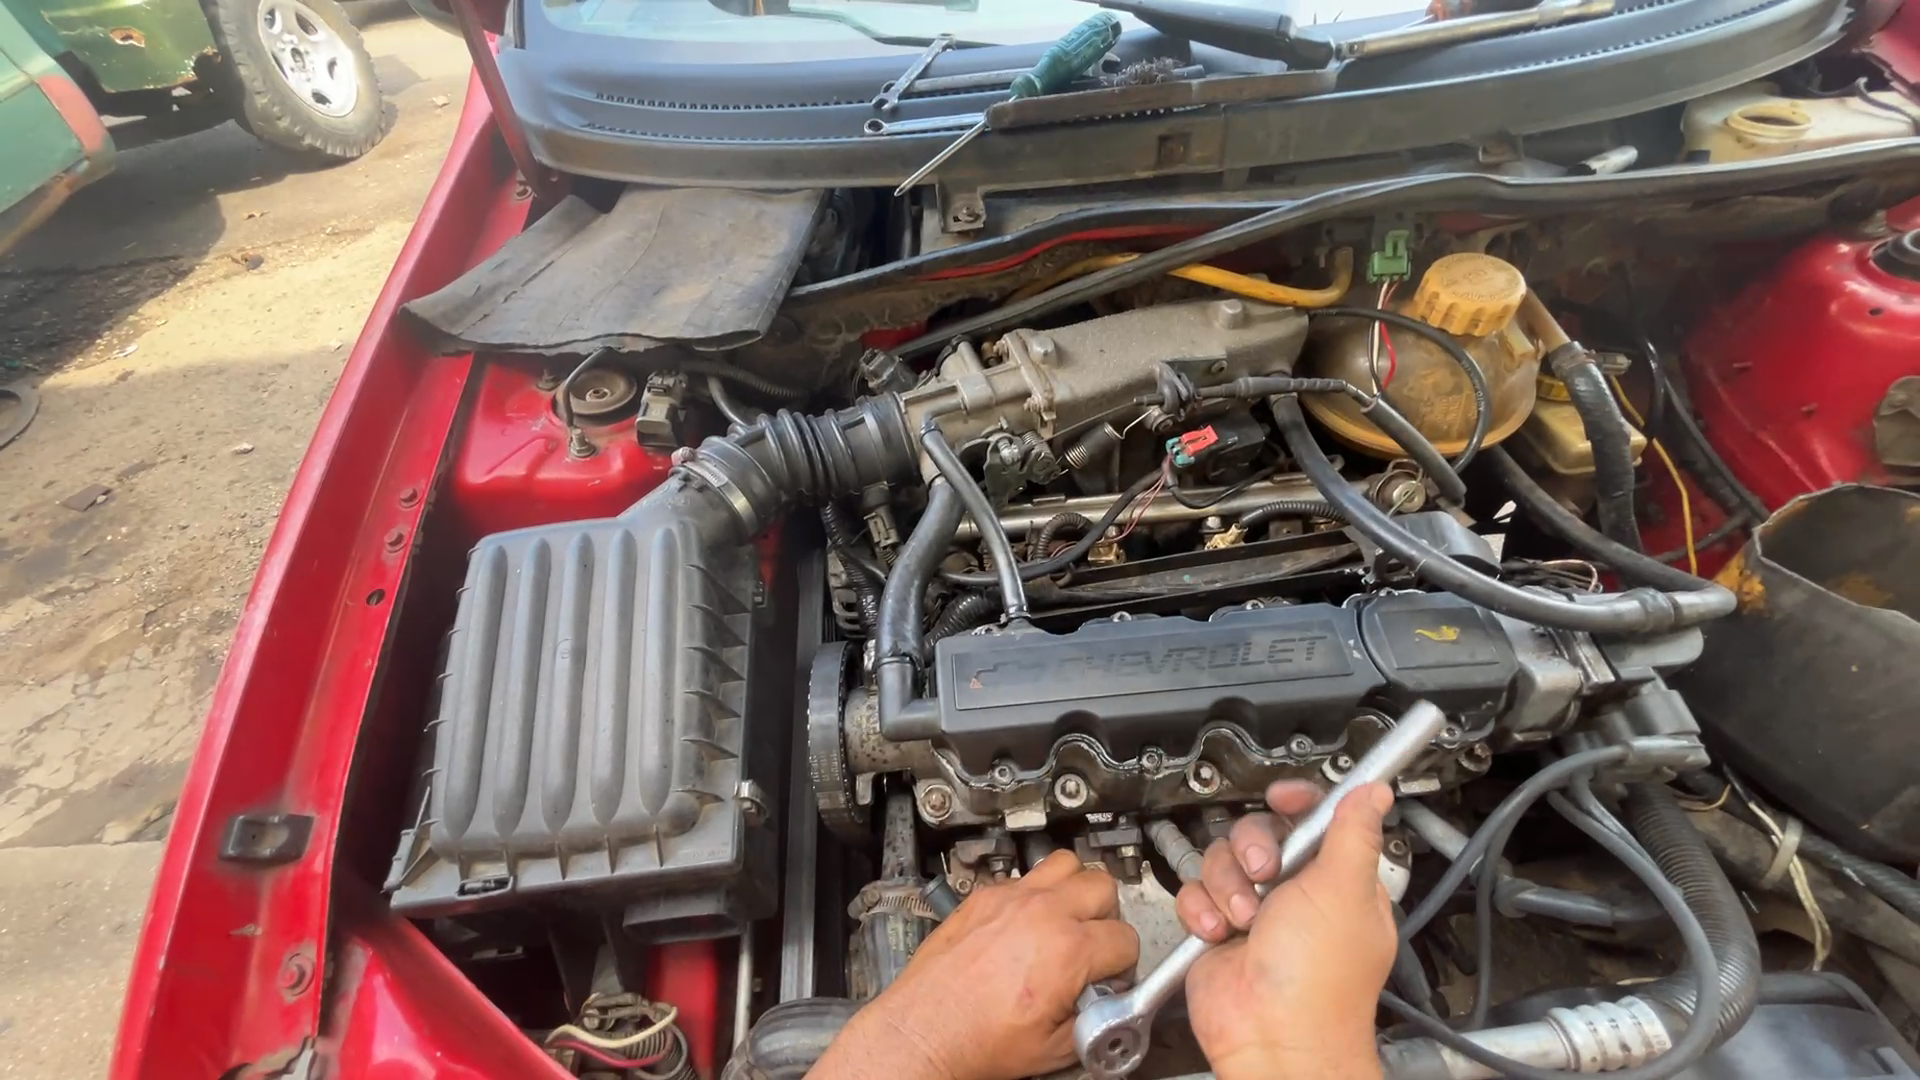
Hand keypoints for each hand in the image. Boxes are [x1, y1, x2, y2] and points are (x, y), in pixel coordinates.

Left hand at [813, 850, 1139, 1079]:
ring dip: (1075, 887)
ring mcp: (1012, 896)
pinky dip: (1035, 892)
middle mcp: (1043, 911)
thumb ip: (1095, 1021)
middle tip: (1095, 941)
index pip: (1126, 938)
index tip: (1113, 976)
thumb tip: (1110, 1006)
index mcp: (1068, 949)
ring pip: (1065, 862)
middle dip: (1107, 915)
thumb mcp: (1055, 1050)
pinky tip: (1028, 921)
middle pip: (1103, 885)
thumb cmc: (979, 1039)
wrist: (927, 1027)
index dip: (1125, 964)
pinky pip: (1025, 875)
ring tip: (1068, 917)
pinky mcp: (986, 893)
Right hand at [1176, 780, 1397, 1079]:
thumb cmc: (1320, 978)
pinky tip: (1218, 933)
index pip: (1311, 818)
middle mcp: (1293, 892)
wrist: (1271, 1037)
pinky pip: (1194, 891)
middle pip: (1255, 831)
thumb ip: (1352, 833)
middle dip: (1252, 850)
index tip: (1281, 800)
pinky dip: (1202, 910)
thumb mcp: (1343, 892)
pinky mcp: (1216, 925)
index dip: (1293, 803)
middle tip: (1263, 873)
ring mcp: (1253, 909)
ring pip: (1220, 857)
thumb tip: (1374, 791)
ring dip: (1227, 886)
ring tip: (1243, 919)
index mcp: (1334, 881)